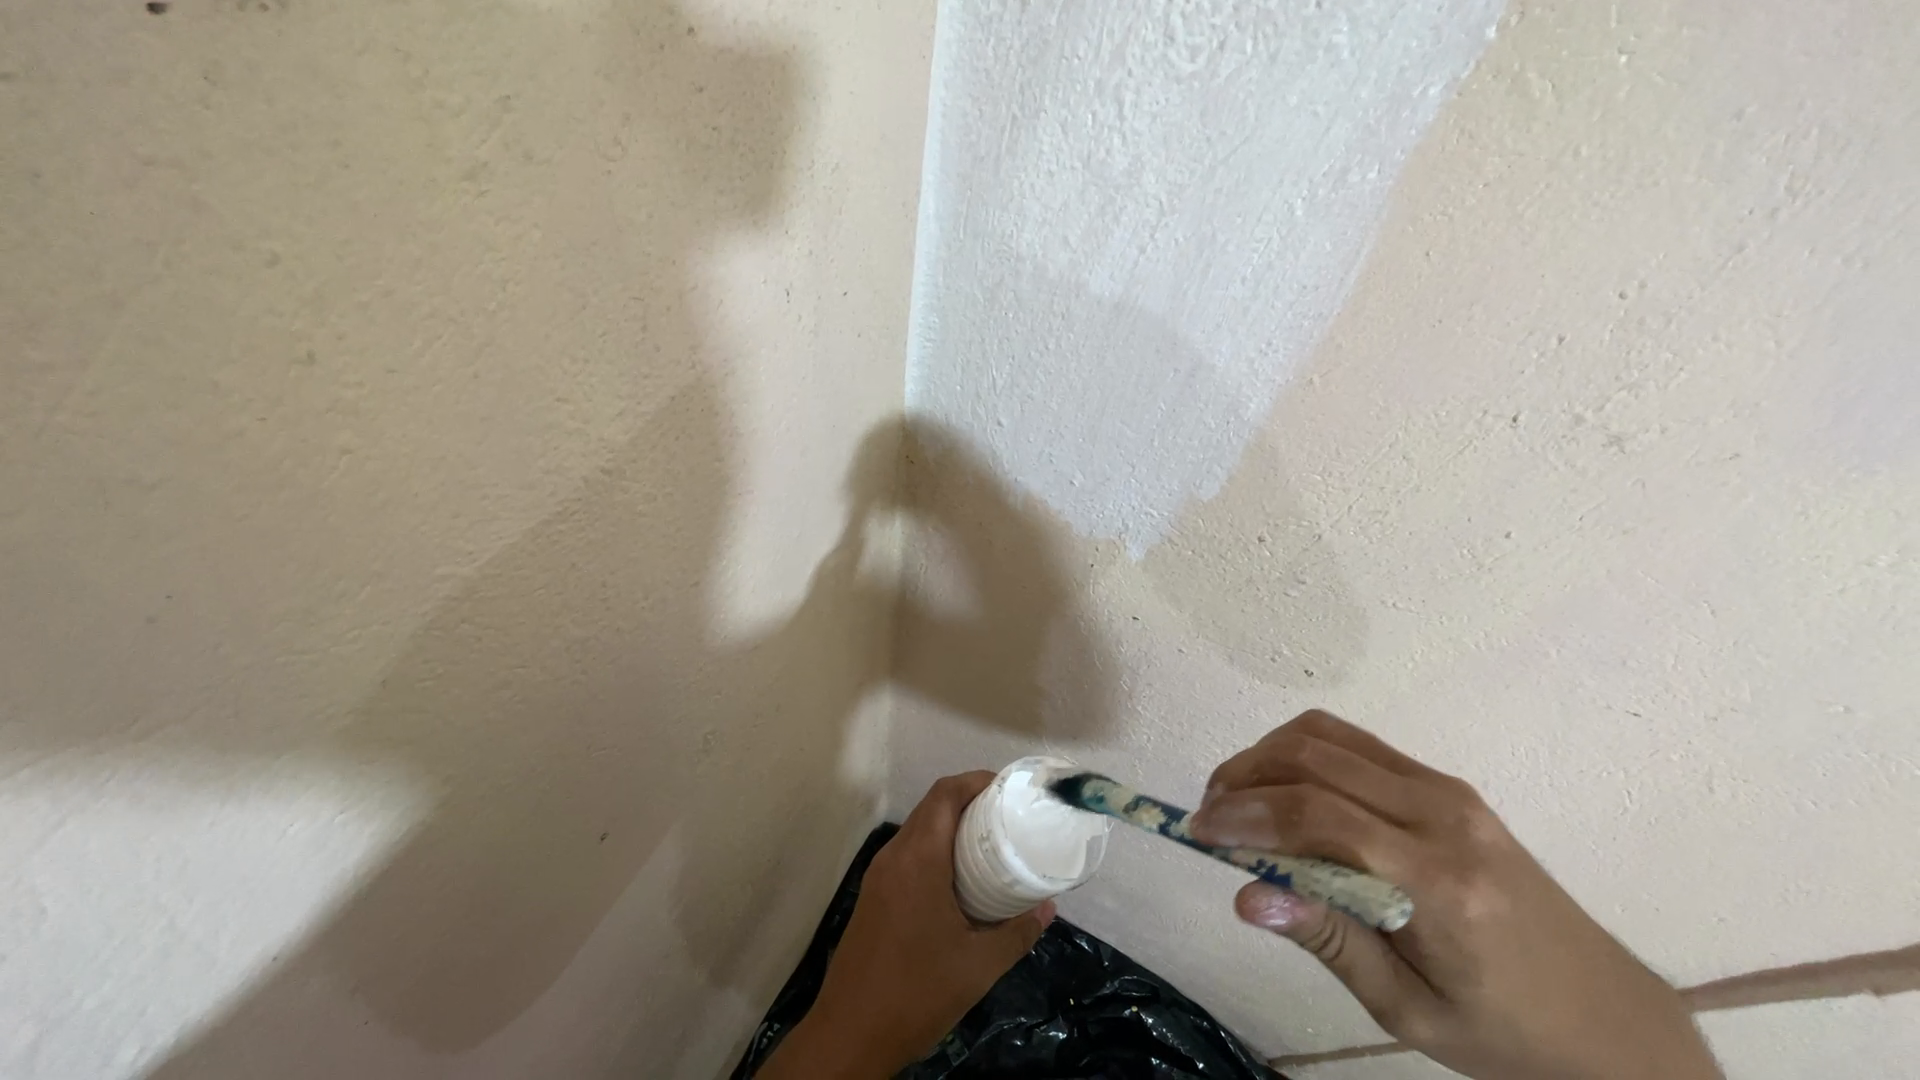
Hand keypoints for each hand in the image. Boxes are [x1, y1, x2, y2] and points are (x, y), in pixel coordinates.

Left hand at [758, 772, 1055, 1078]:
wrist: (850, 1034)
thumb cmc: (917, 993)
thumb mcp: (979, 966)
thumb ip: (1017, 932)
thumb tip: (1048, 907)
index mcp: (918, 860)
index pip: (945, 795)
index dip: (976, 780)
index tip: (1010, 789)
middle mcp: (894, 857)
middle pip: (932, 806)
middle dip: (970, 800)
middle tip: (1009, 814)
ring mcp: (879, 876)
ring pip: (918, 829)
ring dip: (951, 825)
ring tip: (991, 842)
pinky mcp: (873, 896)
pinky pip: (908, 853)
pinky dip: (936, 849)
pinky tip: (960, 877)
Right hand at [1189, 711, 1722, 1079]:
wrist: (1609, 1018)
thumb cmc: (1504, 1031)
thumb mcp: (1408, 1010)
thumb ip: (1327, 940)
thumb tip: (1246, 894)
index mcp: (1438, 881)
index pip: (1318, 816)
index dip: (1245, 813)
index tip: (1198, 829)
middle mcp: (1444, 815)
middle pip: (1314, 757)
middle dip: (1244, 774)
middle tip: (1209, 813)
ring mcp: (1449, 791)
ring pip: (1330, 736)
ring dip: (1268, 755)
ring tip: (1236, 799)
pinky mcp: (1449, 787)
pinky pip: (1356, 745)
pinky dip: (1303, 754)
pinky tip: (1285, 791)